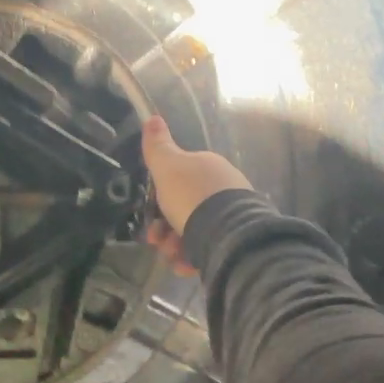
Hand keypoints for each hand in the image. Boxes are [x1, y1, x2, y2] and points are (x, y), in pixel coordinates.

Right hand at [142, 115, 251, 274]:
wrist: (225, 232)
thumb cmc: (191, 196)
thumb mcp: (167, 168)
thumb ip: (157, 147)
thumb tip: (152, 117)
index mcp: (207, 167)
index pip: (176, 181)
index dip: (157, 200)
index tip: (148, 218)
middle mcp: (222, 187)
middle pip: (181, 208)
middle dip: (163, 227)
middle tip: (156, 241)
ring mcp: (230, 213)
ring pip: (192, 230)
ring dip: (174, 246)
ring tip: (172, 256)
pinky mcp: (235, 238)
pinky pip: (206, 247)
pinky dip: (191, 257)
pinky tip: (185, 265)